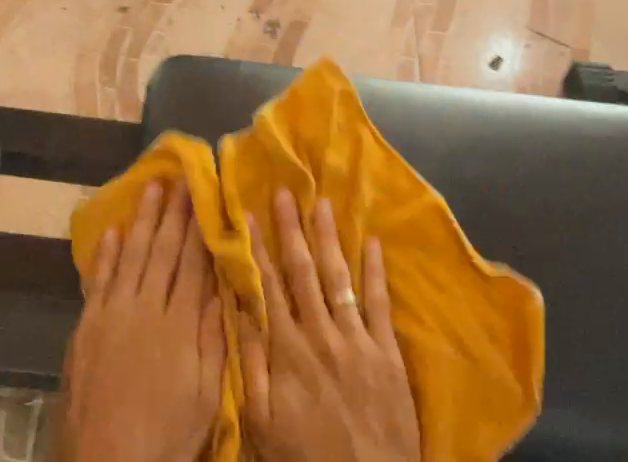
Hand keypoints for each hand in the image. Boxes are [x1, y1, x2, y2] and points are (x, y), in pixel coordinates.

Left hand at [63, 180, 224, 461]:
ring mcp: (112, 315)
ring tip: (152, 188)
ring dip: (142, 220)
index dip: (199, 228)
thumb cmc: (166, 434)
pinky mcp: (86, 327)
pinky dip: (107, 253)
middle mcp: (146, 309)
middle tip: (181, 178)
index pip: (193, 264)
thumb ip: (213, 341)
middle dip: (174, 213)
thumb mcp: (205, 396)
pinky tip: (115, 230)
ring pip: (132, 255)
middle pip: (163, 251)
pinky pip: (99, 280)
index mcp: (180, 325)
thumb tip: (221, 290)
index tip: (205, 196)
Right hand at [240, 188, 421, 461]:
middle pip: (303, 272)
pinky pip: (379, 303)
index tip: (247, 214)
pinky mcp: (387, 352)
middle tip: (285, 192)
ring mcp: (357, 339)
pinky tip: (374, 242)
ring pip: (339, 278)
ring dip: (329, 239)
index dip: (257, 249)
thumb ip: (251, 365)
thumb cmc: (306, 456)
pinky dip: (376, 271)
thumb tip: (240, 311)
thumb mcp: (263, 422)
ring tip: (323, 203)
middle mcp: (321, 334)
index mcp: (287, 350)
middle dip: (292, 230)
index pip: (268, 287)